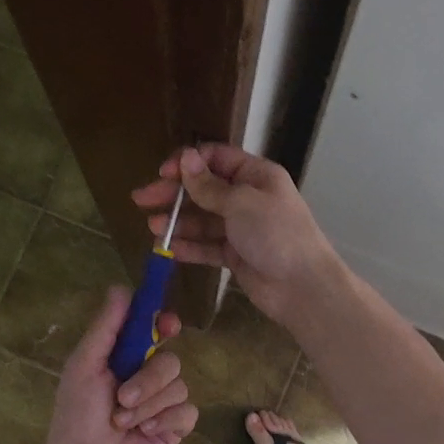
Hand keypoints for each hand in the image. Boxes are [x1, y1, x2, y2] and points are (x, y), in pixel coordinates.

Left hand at [30, 287, 197, 443]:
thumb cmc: (75, 420)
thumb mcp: (83, 368)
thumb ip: (105, 329)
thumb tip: (121, 288)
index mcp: (120, 360)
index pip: (151, 330)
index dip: (162, 322)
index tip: (166, 324)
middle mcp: (143, 378)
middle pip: (170, 357)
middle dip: (148, 377)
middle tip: (122, 396)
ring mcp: (161, 404)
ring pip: (179, 384)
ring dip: (148, 404)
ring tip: (123, 424)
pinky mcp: (175, 429)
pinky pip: (187, 410)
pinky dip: (165, 420)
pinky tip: (145, 434)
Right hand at [131, 145, 341, 325]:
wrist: (302, 286)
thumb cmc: (276, 234)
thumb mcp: (241, 203)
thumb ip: (209, 185)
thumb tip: (185, 157)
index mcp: (256, 175)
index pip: (215, 158)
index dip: (187, 163)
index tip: (162, 173)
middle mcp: (248, 197)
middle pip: (204, 189)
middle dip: (173, 193)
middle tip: (141, 200)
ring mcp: (241, 228)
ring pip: (202, 219)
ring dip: (177, 221)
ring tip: (152, 228)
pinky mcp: (235, 255)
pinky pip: (207, 246)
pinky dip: (188, 246)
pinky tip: (167, 248)